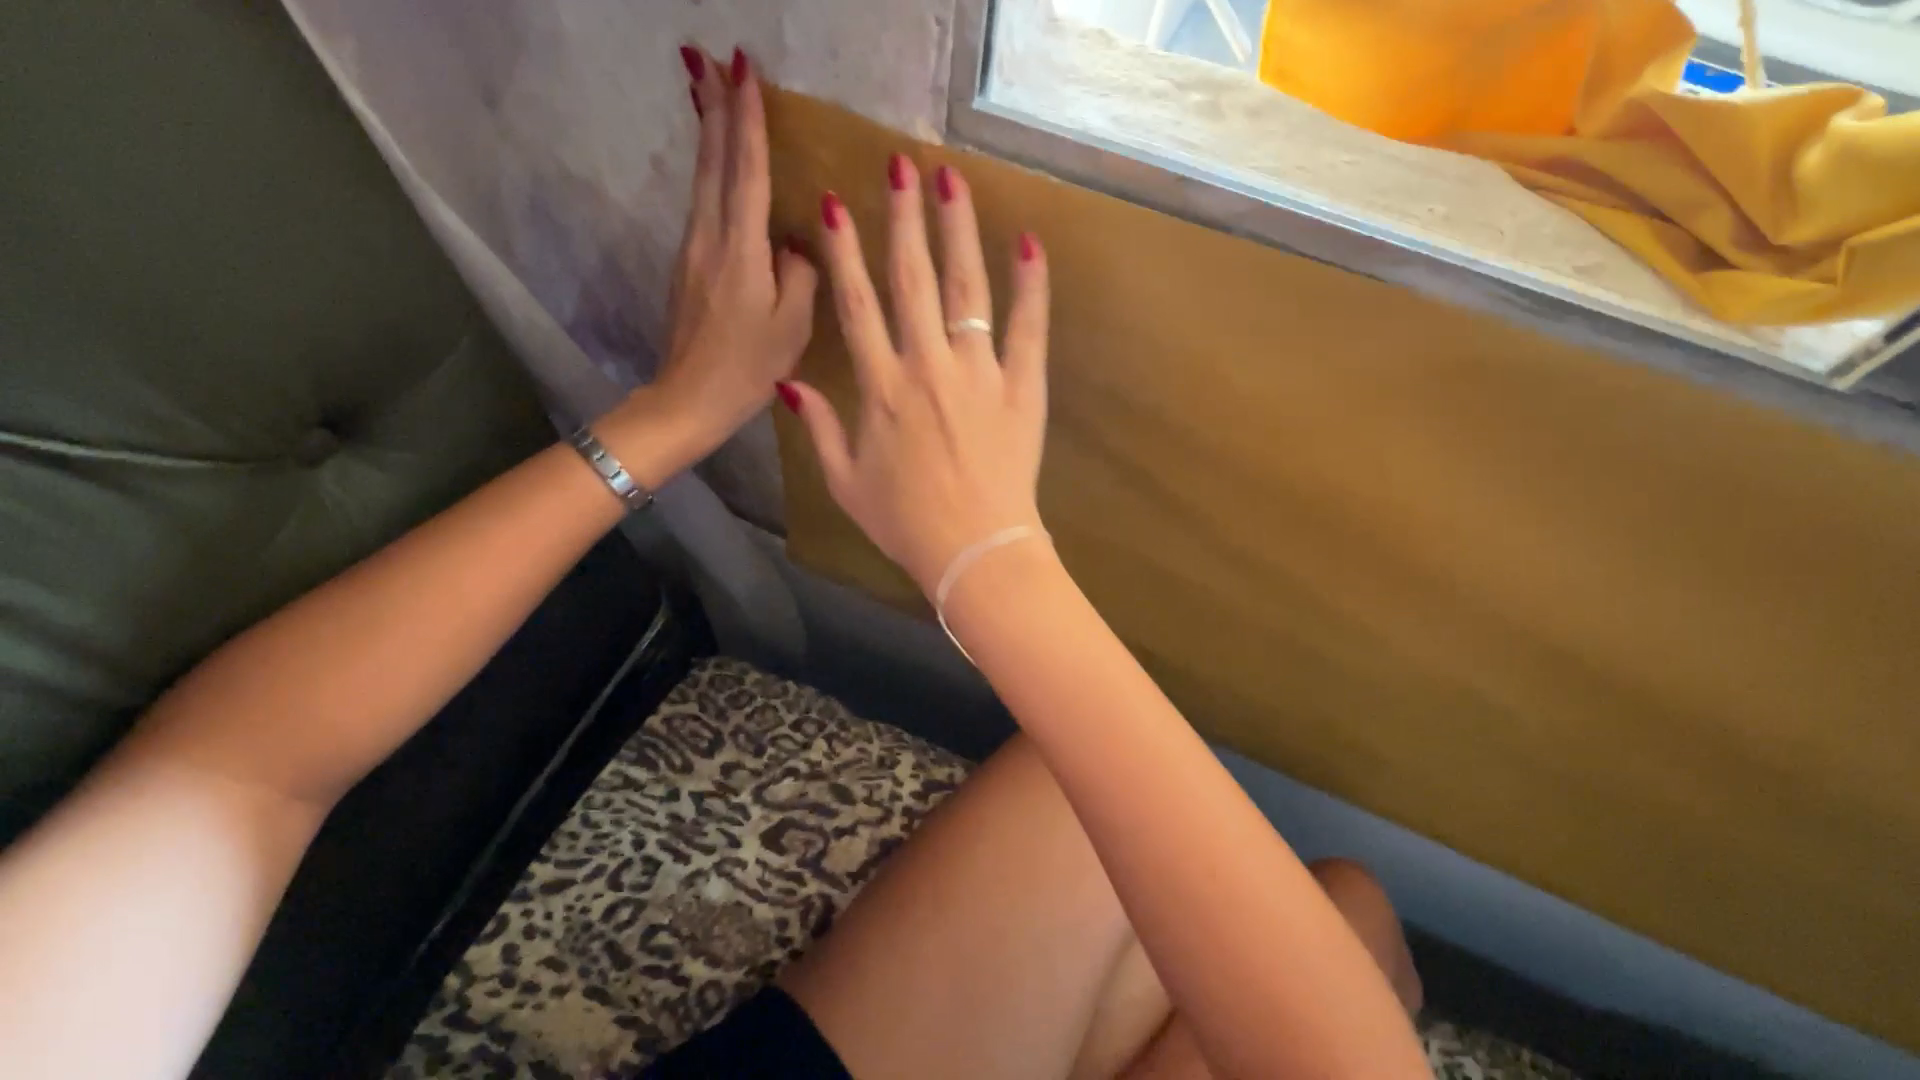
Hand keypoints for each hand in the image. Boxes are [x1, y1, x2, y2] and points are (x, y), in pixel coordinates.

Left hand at [603, 46, 815, 475]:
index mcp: (740, 251)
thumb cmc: (747, 370)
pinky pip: (703, 203)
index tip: (744, 70)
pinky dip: (710, 169)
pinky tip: (717, 160)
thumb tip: (796, 244)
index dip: (747, 119)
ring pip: (703, 178)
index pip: (746, 171)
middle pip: (713, 161)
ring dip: (709, 132)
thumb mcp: (791, 328)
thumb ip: (800, 276)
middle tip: (711, 57)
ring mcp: (693, 250)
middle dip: (716, 107)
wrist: (687, 400)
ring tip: (708, 89)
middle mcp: (710, 238)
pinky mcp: (687, 265)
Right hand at [782, 155, 1049, 595]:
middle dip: (903, 218)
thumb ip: (818, 428)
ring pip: (966, 289)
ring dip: (958, 231)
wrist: (974, 549)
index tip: (834, 203)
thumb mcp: (845, 482)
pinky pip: (1028, 327)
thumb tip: (791, 384)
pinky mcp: (1021, 387)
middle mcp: (926, 366)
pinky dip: (1032, 284)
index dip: (843, 251)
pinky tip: (1030, 241)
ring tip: (953, 182)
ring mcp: (978, 373)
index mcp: (880, 388)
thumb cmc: (905, 522)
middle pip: (912, 280)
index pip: (857, 305)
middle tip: (902, 165)